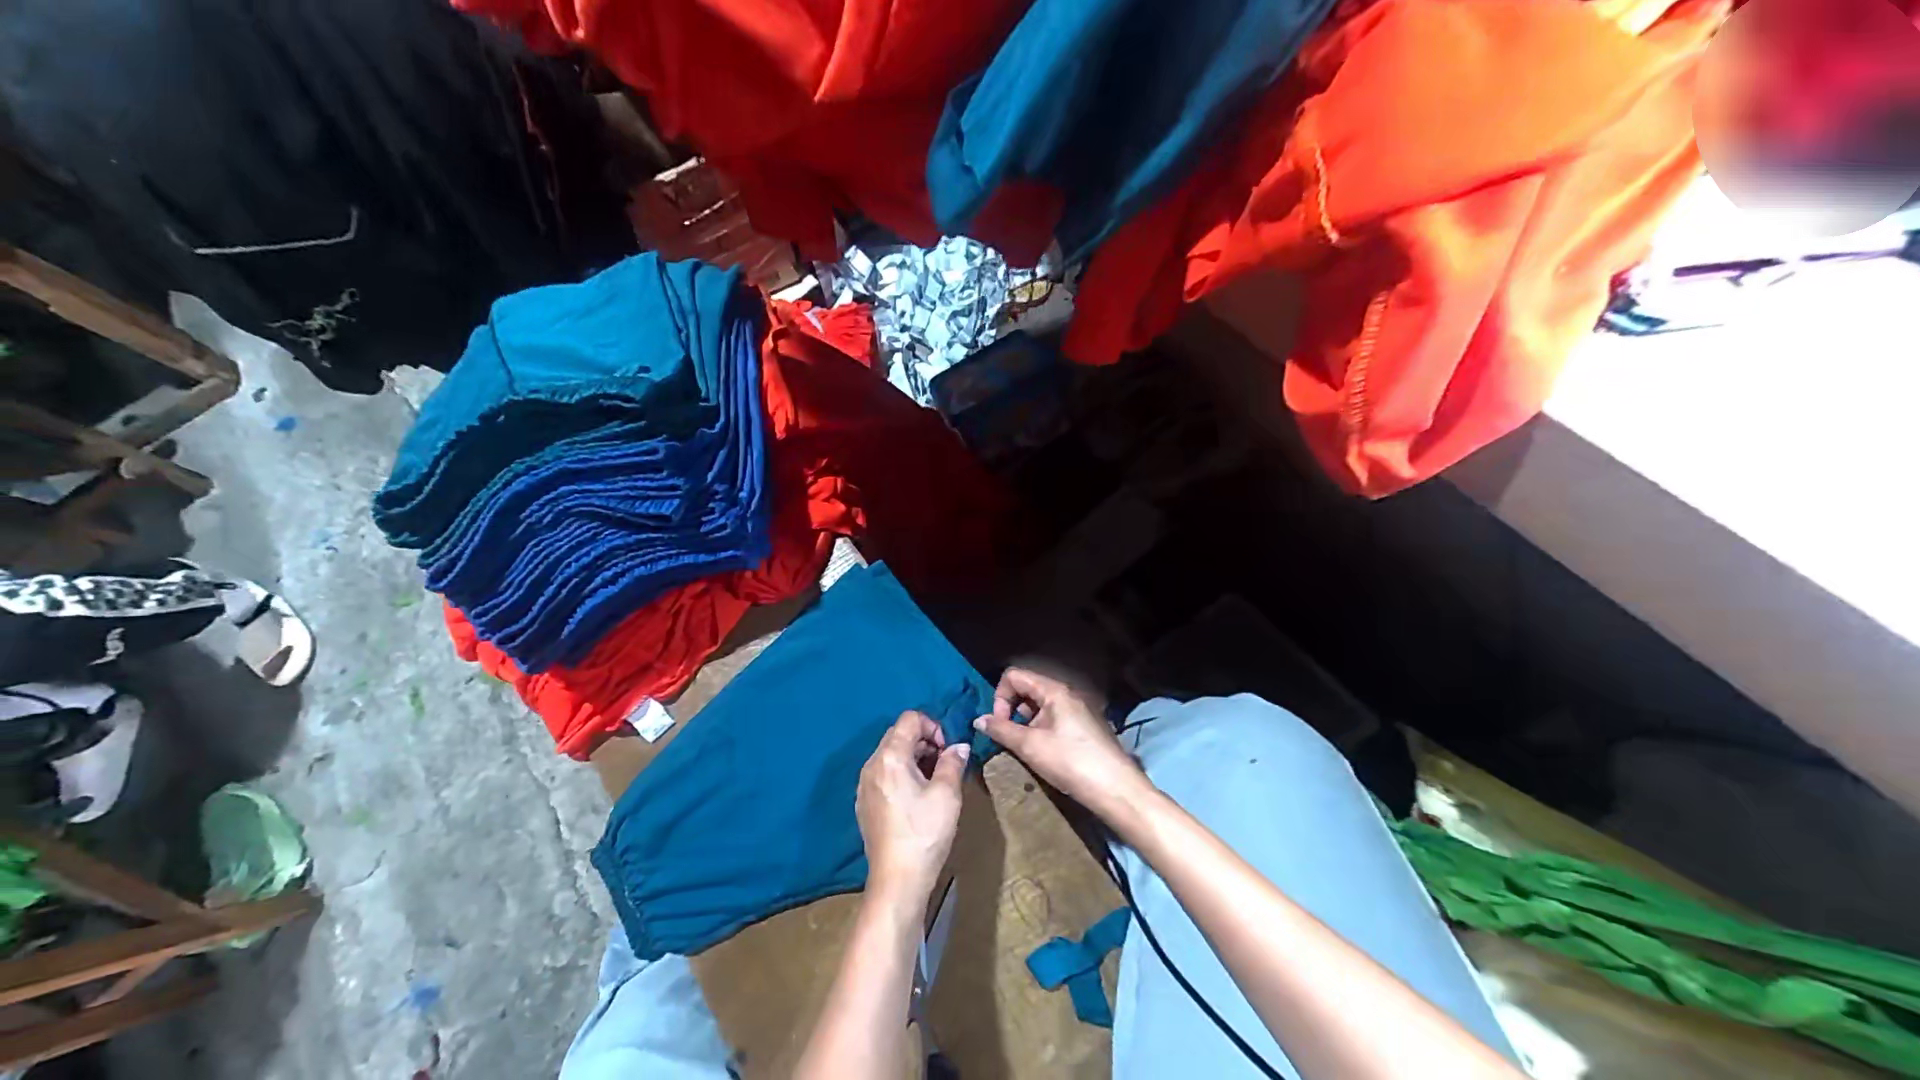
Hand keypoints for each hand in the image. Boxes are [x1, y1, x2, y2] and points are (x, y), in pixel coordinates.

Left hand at [856, 711, 968, 903]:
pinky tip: (915, 799)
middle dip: (924, 741)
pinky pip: (883, 774)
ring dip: (913, 758)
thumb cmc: (924, 832)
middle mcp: (871, 764)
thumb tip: (958, 747)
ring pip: (890, 755)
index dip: (933, 726)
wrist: (897, 879)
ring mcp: (864, 785)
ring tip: (933, 782)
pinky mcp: (864, 803)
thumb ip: (953, 762)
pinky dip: (901, 774)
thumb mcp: (947, 794)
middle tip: (944, 765)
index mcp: (890, 756)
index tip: (948, 750)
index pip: (910, 718)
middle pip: (898, 734)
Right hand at [973, 668, 1152, 823]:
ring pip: (1039, 707)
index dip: (1000, 697)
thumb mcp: (1030, 746)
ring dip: (1024, 723)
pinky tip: (1041, 754)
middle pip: (1027, 689)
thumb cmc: (1071, 762)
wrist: (1116, 789)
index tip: (999, 724)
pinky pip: (1053, 719)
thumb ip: (1001, 730)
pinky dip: (1039, 731)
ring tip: (1022, 748)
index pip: (1014, 676)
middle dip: (1011, 710)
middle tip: (1008, 738)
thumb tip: (978, 720)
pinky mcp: (1083, 727)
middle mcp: (1066, 694)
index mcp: (1054, 691)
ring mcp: (1077, 710)